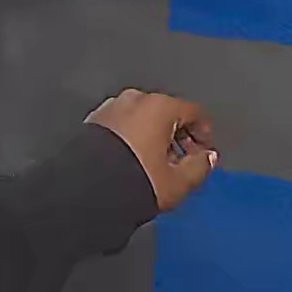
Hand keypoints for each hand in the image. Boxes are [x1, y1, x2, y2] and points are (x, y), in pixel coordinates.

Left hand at [86, 89, 217, 211]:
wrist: (84, 191)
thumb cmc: (132, 182)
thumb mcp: (178, 182)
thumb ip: (200, 166)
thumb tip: (207, 158)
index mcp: (160, 107)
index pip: (195, 112)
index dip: (205, 134)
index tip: (205, 152)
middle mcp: (135, 100)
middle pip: (168, 113)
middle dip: (179, 136)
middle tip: (184, 161)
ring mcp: (112, 108)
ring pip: (143, 118)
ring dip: (154, 136)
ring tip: (157, 165)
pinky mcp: (94, 121)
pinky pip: (123, 125)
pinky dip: (132, 137)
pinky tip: (133, 161)